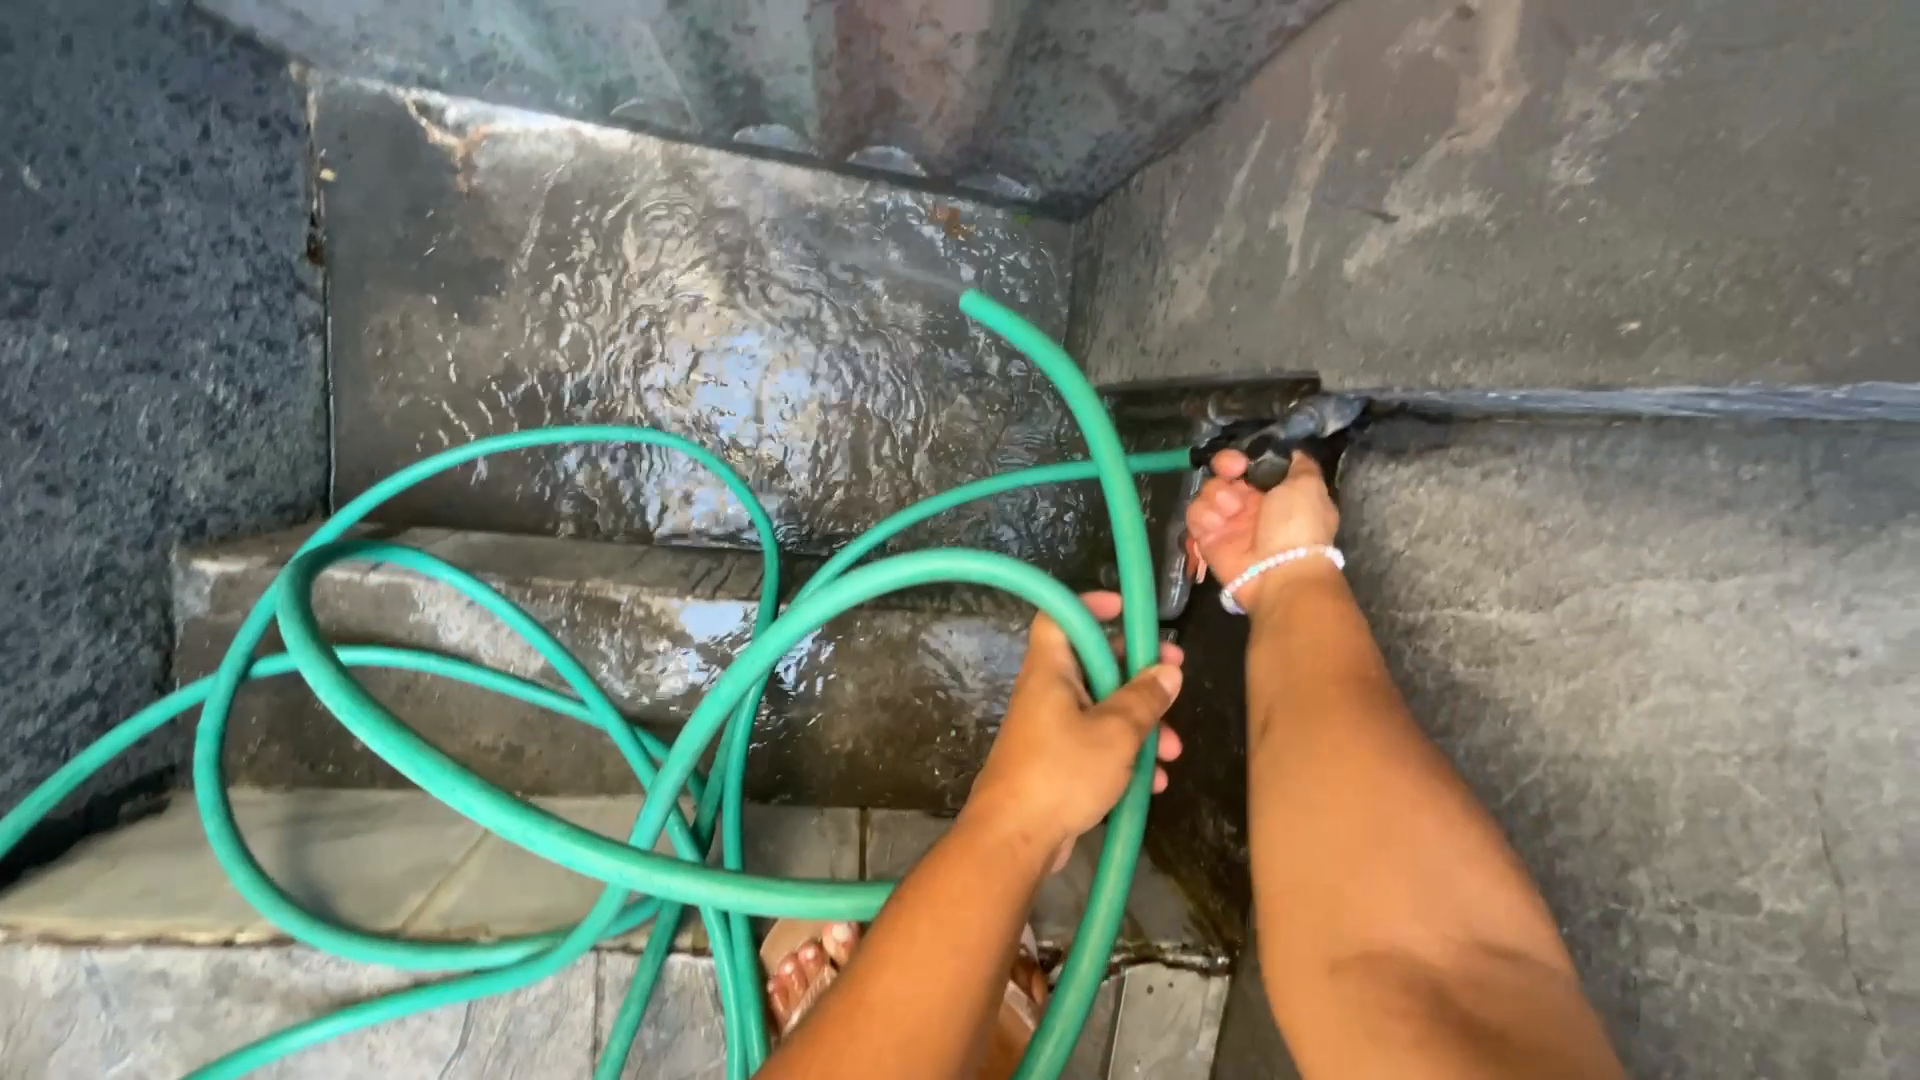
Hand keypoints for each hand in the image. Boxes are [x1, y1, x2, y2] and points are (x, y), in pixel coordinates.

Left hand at [964, 592, 1183, 871]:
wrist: (1015, 837)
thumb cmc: (1062, 772)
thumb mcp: (1115, 733)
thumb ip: (1144, 699)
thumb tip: (1168, 669)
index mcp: (1050, 670)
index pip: (1060, 617)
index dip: (1090, 606)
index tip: (1125, 611)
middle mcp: (1047, 692)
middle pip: (1094, 666)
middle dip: (1138, 678)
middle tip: (1175, 683)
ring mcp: (1050, 728)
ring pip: (1102, 710)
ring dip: (1140, 726)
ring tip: (1172, 751)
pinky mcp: (1056, 761)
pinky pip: (1095, 745)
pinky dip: (1124, 756)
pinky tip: (1153, 782)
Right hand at [1187, 449, 1339, 611]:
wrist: (1279, 571)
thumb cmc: (1298, 526)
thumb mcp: (1309, 486)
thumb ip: (1299, 465)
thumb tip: (1291, 453)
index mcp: (1275, 492)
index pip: (1249, 465)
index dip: (1242, 458)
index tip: (1243, 461)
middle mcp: (1250, 504)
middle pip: (1224, 473)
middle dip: (1225, 467)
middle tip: (1232, 473)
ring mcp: (1227, 521)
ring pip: (1207, 491)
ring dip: (1217, 496)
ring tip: (1231, 511)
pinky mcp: (1207, 538)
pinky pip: (1194, 515)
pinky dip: (1203, 516)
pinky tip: (1216, 525)